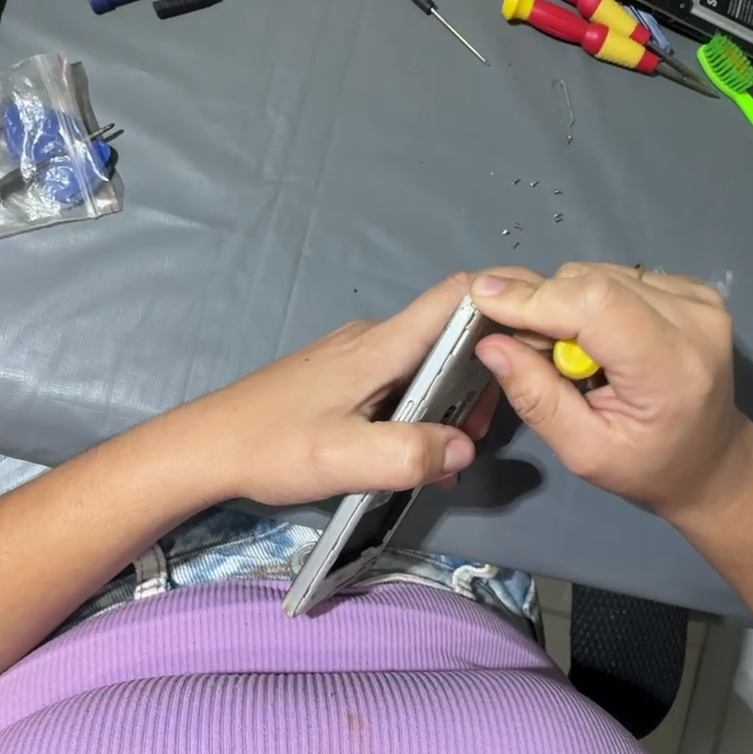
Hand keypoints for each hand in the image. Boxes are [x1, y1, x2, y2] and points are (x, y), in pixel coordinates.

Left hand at [184, 273, 504, 506]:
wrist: (207, 446)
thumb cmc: (271, 446)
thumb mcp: (343, 459)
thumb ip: (408, 454)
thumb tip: (464, 448)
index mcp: (381, 347)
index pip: (456, 296)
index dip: (507, 294)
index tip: (546, 317)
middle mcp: (375, 341)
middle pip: (452, 337)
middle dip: (482, 378)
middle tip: (477, 436)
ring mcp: (360, 358)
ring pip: (429, 364)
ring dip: (451, 403)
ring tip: (445, 455)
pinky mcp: (348, 378)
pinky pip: (403, 382)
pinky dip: (424, 411)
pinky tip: (416, 452)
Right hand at [470, 263, 744, 519]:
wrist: (710, 458)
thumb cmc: (647, 466)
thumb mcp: (583, 452)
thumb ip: (538, 399)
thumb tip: (490, 345)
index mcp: (669, 367)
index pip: (594, 305)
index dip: (533, 298)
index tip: (481, 297)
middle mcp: (692, 317)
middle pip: (590, 281)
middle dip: (542, 306)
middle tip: (526, 348)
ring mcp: (697, 296)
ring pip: (598, 272)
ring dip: (565, 304)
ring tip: (569, 352)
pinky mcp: (691, 287)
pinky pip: (616, 275)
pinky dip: (589, 301)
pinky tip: (596, 337)